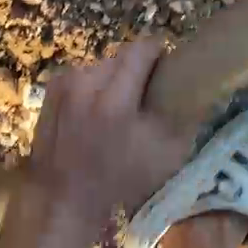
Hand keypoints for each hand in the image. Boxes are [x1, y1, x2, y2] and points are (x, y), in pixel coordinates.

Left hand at [0, 39, 193, 247]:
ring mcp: (65, 83)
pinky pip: (81, 75)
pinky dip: (91, 86)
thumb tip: (195, 95)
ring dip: (112, 78)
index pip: (140, 50)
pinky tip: (92, 110)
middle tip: (143, 92)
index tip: (166, 62)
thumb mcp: (162, 158)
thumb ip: (181, 121)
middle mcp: (87, 82)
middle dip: (134, 69)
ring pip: (100, 65)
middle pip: (120, 57)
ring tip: (116, 105)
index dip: (157, 51)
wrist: (64, 197)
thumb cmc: (117, 180)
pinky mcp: (52, 87)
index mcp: (115, 100)